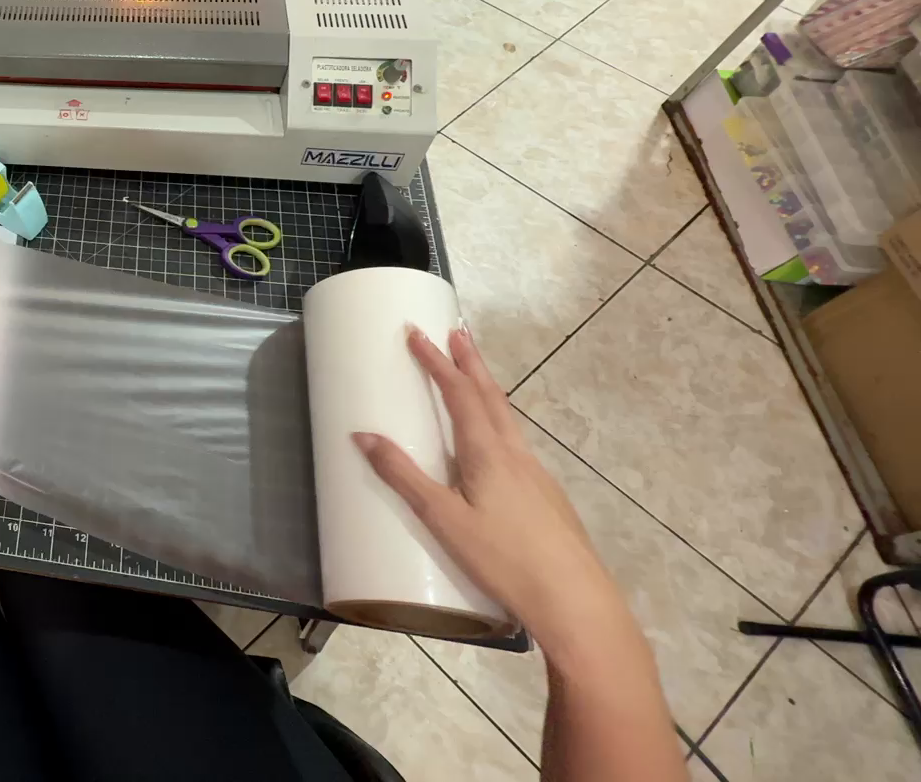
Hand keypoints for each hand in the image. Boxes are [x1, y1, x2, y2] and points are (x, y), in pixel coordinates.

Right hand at [352, 327, 630, 657]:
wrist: (578, 606)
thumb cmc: (504, 558)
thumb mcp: (442, 517)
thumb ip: (402, 475)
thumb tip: (361, 434)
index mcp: (489, 452)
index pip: (459, 393)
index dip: (437, 362)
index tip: (417, 333)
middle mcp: (516, 454)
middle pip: (491, 397)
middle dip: (471, 363)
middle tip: (457, 333)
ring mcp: (536, 476)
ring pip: (506, 419)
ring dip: (485, 389)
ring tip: (471, 375)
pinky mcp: (545, 498)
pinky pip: (514, 442)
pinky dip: (496, 420)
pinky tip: (492, 441)